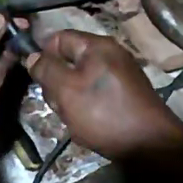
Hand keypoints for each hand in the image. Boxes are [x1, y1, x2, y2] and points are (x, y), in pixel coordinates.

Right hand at [26, 31, 182, 160]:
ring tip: (75, 119)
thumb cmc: (104, 114)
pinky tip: (88, 125)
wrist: (149, 144)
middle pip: (68, 61)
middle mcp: (111, 55)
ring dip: (70, 101)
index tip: (36, 79)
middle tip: (60, 105)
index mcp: (97, 45)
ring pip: (79, 82)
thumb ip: (46, 70)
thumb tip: (32, 56)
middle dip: (57, 84)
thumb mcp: (66, 90)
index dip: (42, 55)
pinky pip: (95, 96)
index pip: (58, 38)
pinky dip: (86, 109)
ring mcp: (120, 76)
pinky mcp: (125, 96)